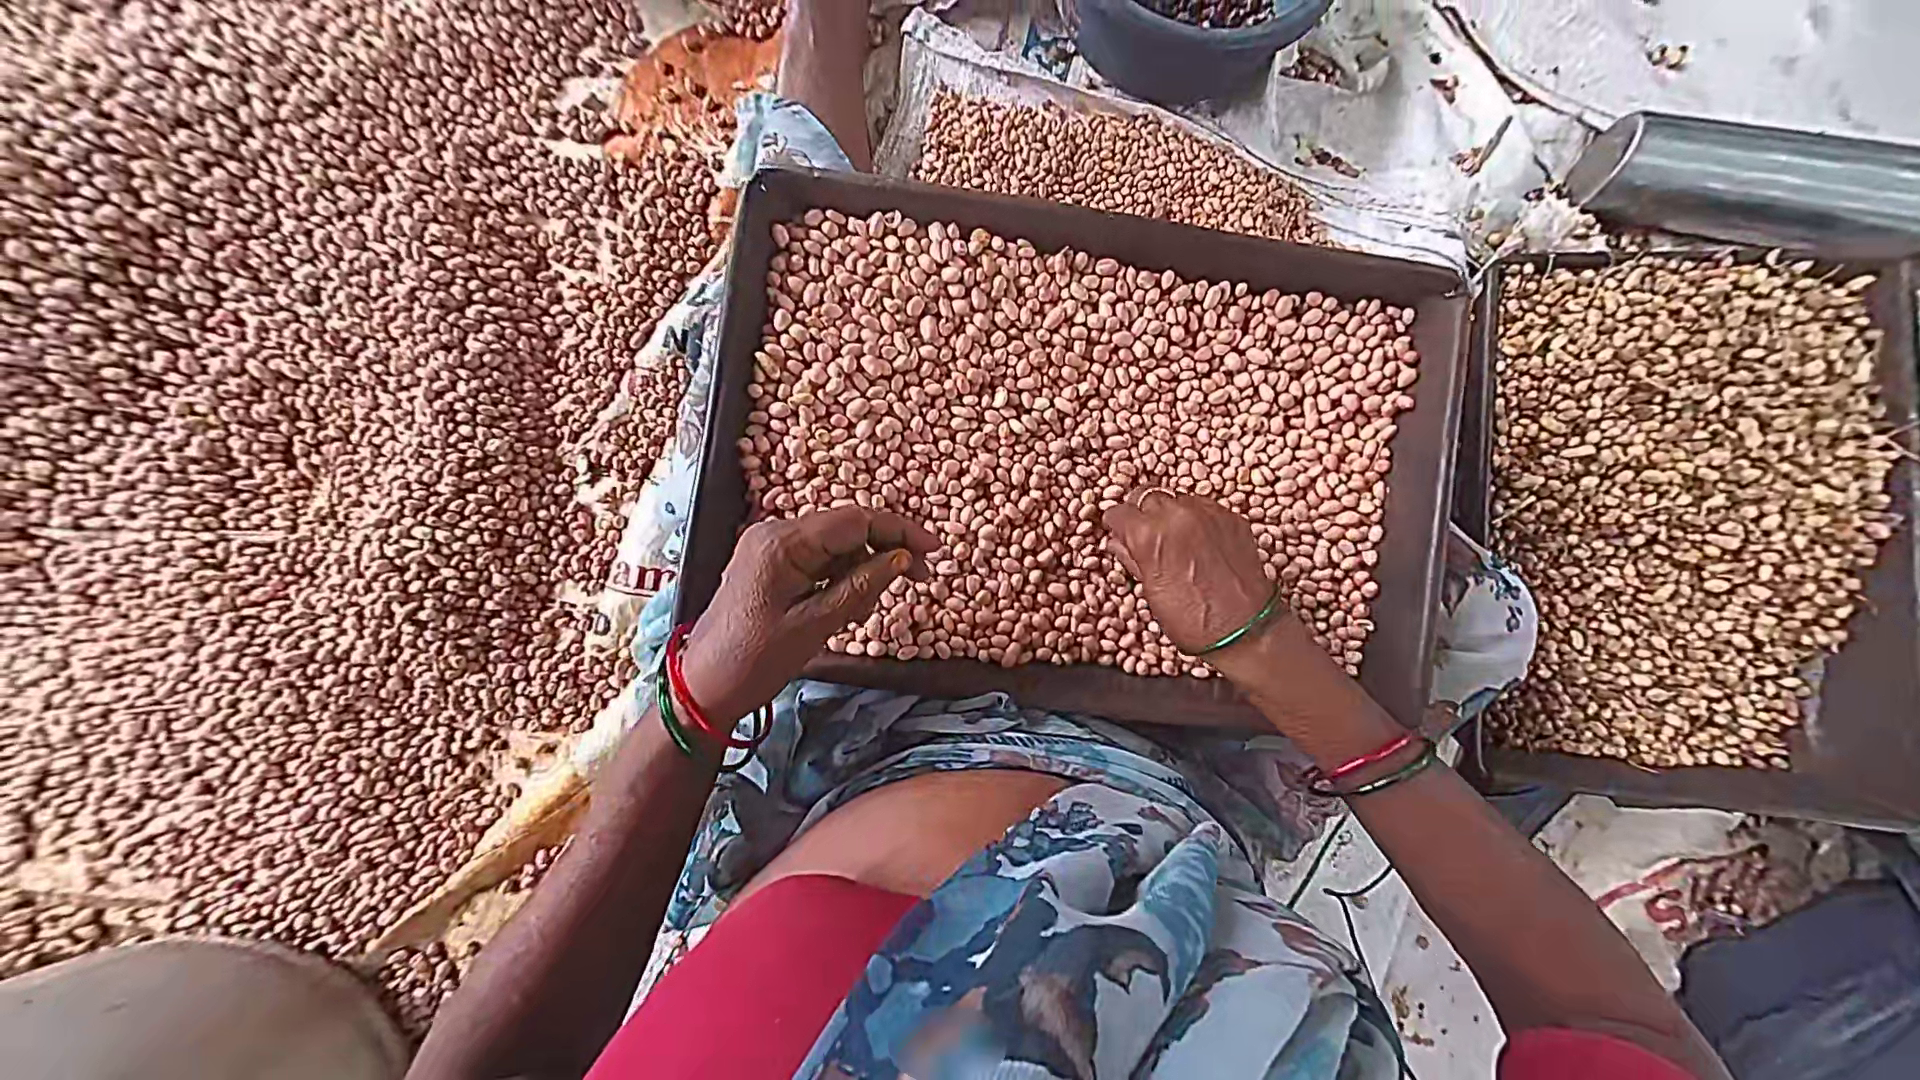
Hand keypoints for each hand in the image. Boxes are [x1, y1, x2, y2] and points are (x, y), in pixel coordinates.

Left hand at [678, 505, 939, 721]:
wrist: (702, 686)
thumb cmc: (754, 660)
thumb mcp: (816, 625)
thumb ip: (861, 586)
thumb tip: (902, 559)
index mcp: (783, 543)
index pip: (855, 520)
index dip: (900, 532)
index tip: (933, 551)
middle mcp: (775, 533)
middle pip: (847, 529)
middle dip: (884, 552)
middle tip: (918, 580)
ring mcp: (770, 547)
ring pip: (836, 546)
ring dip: (862, 571)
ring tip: (863, 612)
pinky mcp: (771, 564)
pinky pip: (818, 560)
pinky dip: (840, 579)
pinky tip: (846, 607)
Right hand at [1101, 490, 1290, 658]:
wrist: (1245, 629)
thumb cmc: (1194, 620)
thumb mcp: (1150, 591)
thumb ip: (1132, 559)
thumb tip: (1119, 543)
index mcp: (1149, 535)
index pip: (1118, 512)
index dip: (1117, 525)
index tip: (1120, 533)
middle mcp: (1177, 516)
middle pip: (1145, 496)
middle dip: (1141, 514)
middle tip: (1146, 536)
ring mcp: (1207, 514)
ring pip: (1175, 498)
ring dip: (1169, 513)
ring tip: (1174, 539)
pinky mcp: (1231, 518)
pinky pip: (1203, 506)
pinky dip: (1195, 518)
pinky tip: (1197, 541)